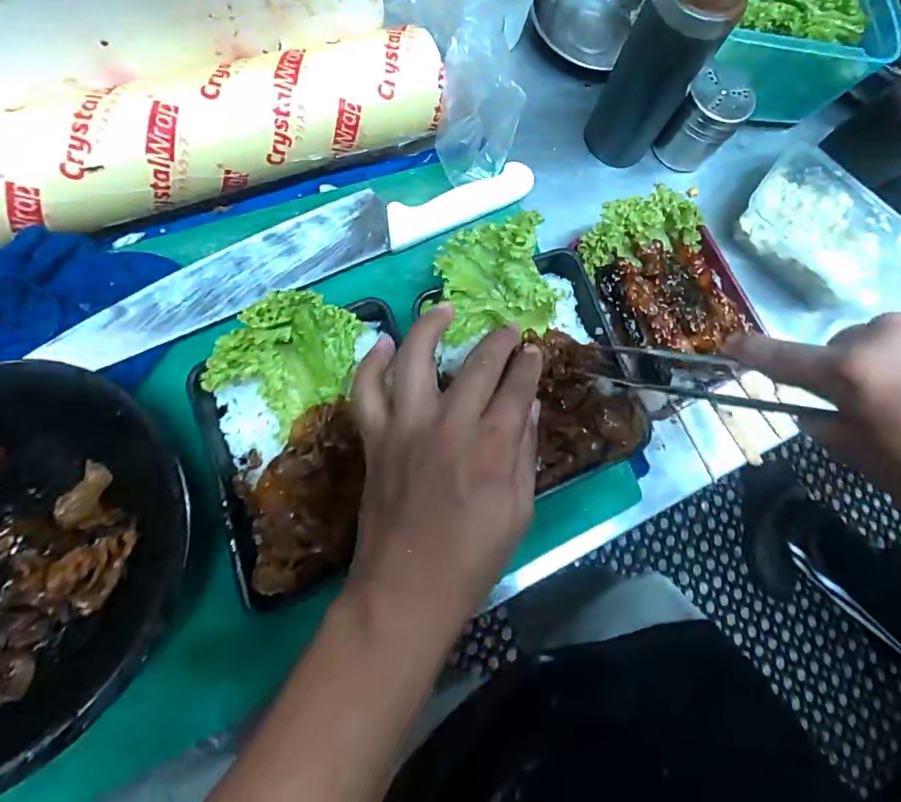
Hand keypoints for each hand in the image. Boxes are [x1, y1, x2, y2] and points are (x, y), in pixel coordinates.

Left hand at [347, 304, 541, 627]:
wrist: (405, 591)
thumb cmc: (472, 558)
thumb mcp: (520, 511)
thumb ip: (525, 452)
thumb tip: (531, 405)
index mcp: (491, 447)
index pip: (517, 386)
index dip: (529, 363)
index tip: (534, 350)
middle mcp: (449, 426)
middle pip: (477, 365)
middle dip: (499, 341)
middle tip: (509, 330)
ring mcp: (405, 428)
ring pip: (414, 360)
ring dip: (430, 327)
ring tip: (445, 308)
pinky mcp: (374, 439)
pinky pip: (365, 391)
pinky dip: (371, 363)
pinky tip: (384, 343)